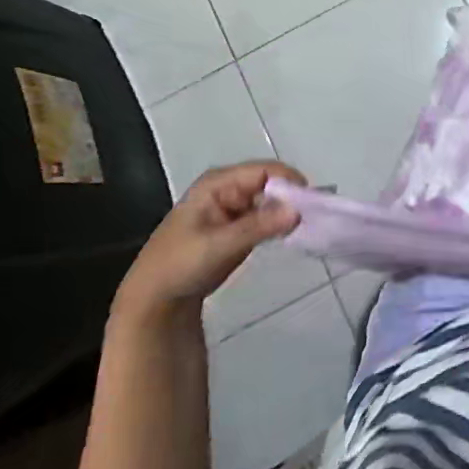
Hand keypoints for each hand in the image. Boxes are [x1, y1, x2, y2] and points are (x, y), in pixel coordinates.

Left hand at [114, 161, 305, 323]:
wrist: (156, 298)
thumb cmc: (179, 265)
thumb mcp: (218, 246)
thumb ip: (258, 227)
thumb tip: (297, 211)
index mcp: (218, 182)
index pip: (264, 170)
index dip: (289, 182)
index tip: (310, 203)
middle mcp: (229, 187)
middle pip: (271, 182)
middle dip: (291, 197)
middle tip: (312, 218)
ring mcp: (235, 206)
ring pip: (273, 199)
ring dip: (288, 210)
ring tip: (306, 226)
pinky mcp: (241, 224)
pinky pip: (268, 215)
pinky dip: (280, 222)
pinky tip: (291, 233)